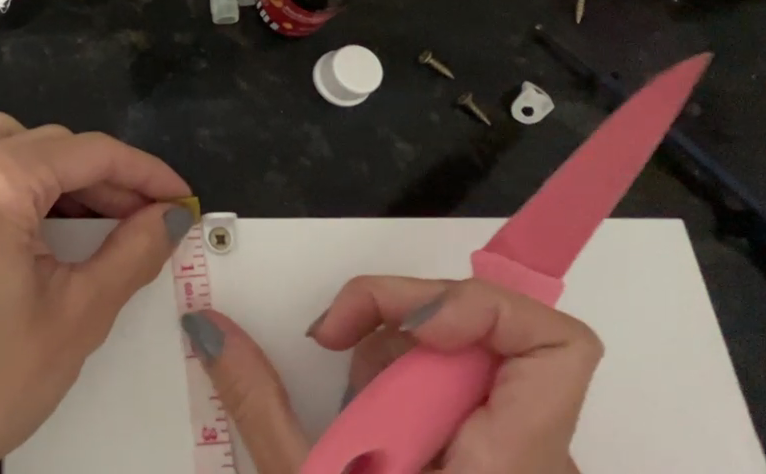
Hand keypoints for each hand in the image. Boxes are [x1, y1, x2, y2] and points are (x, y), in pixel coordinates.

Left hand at [0, 113, 192, 473]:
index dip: (146, 171)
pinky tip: (54, 226)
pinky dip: (28, 186)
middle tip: (154, 220)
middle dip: (109, 178)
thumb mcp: (79, 314)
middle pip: (53, 147)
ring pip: (20, 149)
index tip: (185, 197)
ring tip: (109, 221)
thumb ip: (134, 251)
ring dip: (68, 177)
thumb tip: (173, 214)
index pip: (90, 152)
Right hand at [185, 276, 600, 473]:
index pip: (556, 347)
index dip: (480, 308)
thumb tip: (210, 327)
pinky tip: (370, 429)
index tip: (406, 328)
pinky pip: (460, 387)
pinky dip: (403, 385)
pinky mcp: (499, 462)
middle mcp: (538, 457)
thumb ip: (259, 400)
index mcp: (510, 468)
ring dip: (392, 359)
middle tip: (335, 347)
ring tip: (351, 412)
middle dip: (395, 324)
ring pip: (465, 355)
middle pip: (484, 330)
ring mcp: (523, 460)